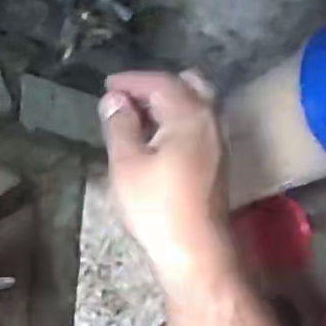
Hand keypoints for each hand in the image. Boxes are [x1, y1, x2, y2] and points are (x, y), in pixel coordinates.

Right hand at [100, 70, 236, 291]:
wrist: (192, 244)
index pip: (161, 83)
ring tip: (138, 117)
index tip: (107, 84)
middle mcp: (211, 119)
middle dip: (155, 86)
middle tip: (126, 97)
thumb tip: (113, 100)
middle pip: (188, 85)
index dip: (132, 80)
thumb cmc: (154, 204)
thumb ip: (120, 127)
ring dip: (168, 103)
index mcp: (189, 115)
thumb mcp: (126, 164)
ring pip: (196, 104)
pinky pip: (198, 123)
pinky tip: (158, 138)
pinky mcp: (216, 159)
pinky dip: (176, 119)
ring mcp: (218, 140)